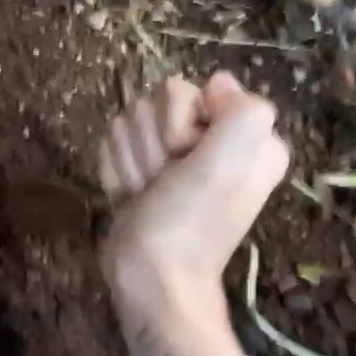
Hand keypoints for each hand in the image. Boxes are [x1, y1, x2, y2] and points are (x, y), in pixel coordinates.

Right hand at [97, 71, 288, 319]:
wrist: (148, 274)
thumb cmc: (188, 224)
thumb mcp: (226, 169)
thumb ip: (240, 116)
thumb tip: (219, 81)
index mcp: (244, 136)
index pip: (185, 89)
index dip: (176, 123)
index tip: (186, 160)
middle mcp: (212, 138)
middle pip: (151, 102)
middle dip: (149, 144)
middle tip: (164, 182)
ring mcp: (173, 152)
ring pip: (127, 118)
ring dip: (130, 159)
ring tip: (147, 193)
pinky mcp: (141, 162)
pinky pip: (111, 140)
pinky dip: (116, 169)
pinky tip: (131, 195)